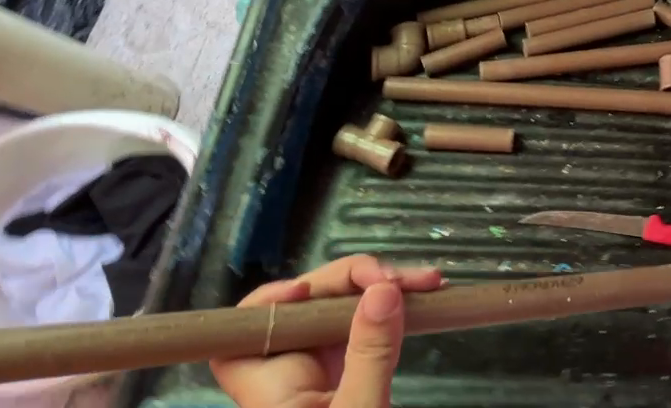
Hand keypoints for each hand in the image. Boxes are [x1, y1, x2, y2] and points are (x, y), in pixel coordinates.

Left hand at [211, 253, 442, 407]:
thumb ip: (371, 354)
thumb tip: (381, 290)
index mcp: (274, 393)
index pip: (241, 340)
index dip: (265, 305)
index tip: (307, 292)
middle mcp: (295, 375)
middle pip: (306, 307)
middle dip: (349, 280)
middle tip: (396, 278)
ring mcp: (327, 372)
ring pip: (343, 310)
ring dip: (384, 286)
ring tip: (429, 281)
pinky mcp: (356, 372)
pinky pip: (370, 325)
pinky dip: (396, 307)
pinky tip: (427, 296)